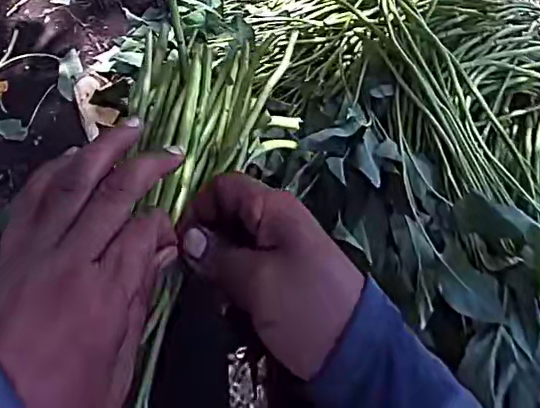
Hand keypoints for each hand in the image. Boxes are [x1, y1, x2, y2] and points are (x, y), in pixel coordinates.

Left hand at [0, 120, 182, 407]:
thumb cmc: (64, 400)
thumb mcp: (119, 368)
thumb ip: (142, 300)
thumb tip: (164, 249)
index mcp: (101, 295)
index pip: (143, 231)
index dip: (163, 220)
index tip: (169, 225)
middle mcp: (67, 261)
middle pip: (112, 193)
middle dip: (146, 164)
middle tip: (169, 149)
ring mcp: (34, 250)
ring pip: (71, 181)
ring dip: (103, 148)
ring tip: (129, 127)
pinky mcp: (10, 249)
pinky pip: (32, 195)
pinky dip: (55, 168)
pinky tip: (75, 155)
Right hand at [179, 174, 363, 380]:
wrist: (357, 353)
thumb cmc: (306, 307)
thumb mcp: (257, 282)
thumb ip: (219, 257)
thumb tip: (187, 239)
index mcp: (272, 206)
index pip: (224, 186)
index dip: (199, 207)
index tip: (182, 243)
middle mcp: (276, 219)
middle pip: (228, 215)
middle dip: (208, 241)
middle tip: (194, 276)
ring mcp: (282, 246)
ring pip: (236, 244)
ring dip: (221, 267)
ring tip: (215, 297)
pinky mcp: (285, 274)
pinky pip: (249, 266)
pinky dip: (236, 282)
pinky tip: (232, 307)